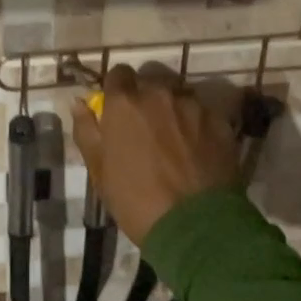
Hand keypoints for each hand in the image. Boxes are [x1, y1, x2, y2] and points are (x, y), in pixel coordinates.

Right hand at [69, 62, 238, 245]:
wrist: (195, 227)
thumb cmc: (136, 200)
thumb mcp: (99, 170)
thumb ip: (87, 131)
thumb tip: (79, 104)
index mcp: (124, 103)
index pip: (118, 74)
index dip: (117, 89)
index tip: (117, 108)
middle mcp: (159, 94)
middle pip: (150, 81)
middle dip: (146, 98)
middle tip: (145, 127)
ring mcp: (193, 106)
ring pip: (179, 96)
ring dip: (172, 110)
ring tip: (174, 140)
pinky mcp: (220, 122)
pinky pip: (203, 114)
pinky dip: (197, 125)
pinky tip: (197, 151)